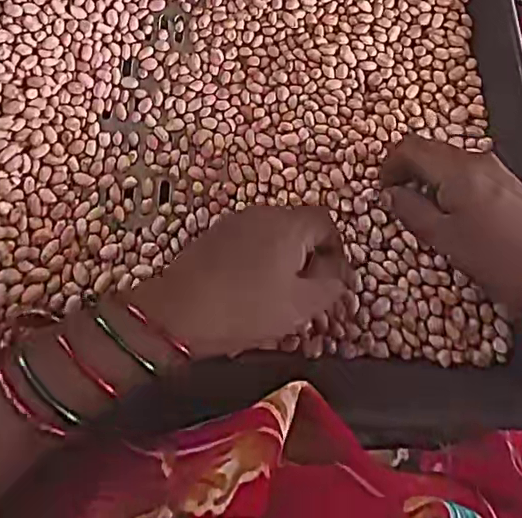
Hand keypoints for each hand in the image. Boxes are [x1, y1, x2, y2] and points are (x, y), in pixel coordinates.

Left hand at [129, 206, 348, 357]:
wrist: (182, 309)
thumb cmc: (248, 307)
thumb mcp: (302, 305)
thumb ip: (331, 284)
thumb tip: (339, 271)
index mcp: (289, 223)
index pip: (326, 222)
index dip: (336, 251)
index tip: (334, 282)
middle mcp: (263, 212)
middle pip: (300, 226)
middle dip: (310, 257)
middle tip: (308, 294)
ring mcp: (236, 220)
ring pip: (274, 234)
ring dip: (284, 259)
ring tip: (279, 296)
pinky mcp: (217, 234)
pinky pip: (251, 240)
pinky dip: (260, 259)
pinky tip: (251, 290)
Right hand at [379, 135, 521, 314]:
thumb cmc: (497, 259)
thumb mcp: (444, 238)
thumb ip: (411, 210)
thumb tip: (392, 194)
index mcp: (456, 169)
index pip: (409, 148)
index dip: (390, 164)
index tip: (384, 186)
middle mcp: (476, 159)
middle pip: (429, 148)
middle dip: (408, 167)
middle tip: (398, 194)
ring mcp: (496, 168)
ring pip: (448, 159)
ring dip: (429, 174)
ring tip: (425, 205)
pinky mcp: (509, 181)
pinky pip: (468, 169)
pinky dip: (451, 180)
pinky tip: (453, 208)